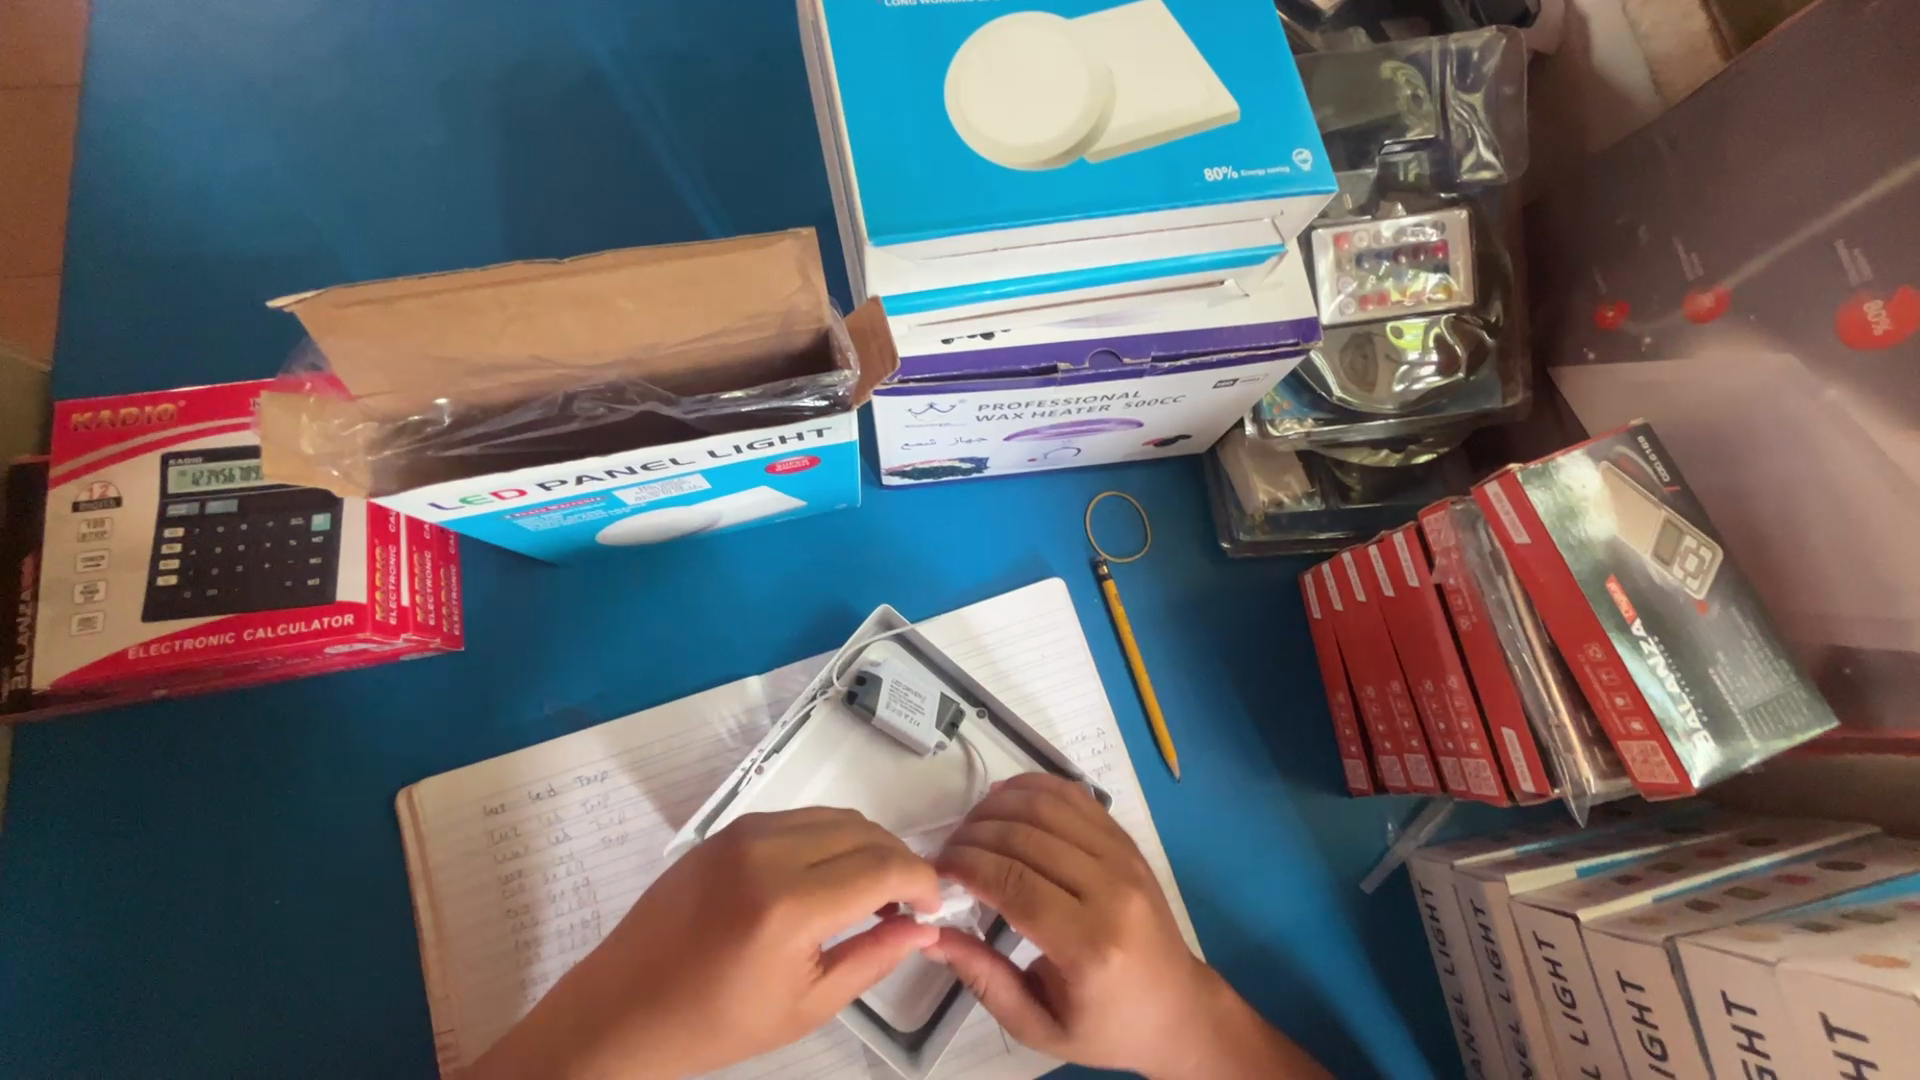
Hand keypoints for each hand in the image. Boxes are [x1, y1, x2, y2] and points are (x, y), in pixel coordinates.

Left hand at [467, 808, 941, 1079]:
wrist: (622, 1008)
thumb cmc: (715, 1023)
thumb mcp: (806, 1005)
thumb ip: (874, 958)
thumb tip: (926, 927)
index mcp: (789, 906)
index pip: (884, 866)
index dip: (921, 880)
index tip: (933, 904)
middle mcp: (770, 852)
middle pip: (865, 832)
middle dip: (898, 861)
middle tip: (903, 903)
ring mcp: (745, 832)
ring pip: (836, 817)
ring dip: (866, 845)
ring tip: (867, 889)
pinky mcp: (728, 828)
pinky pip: (800, 817)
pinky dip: (830, 837)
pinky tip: (825, 875)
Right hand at [930, 774, 1327, 1079]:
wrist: (1177, 1008)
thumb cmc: (1105, 1025)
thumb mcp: (1038, 1026)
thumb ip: (982, 978)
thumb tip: (929, 932)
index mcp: (1090, 945)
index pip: (1015, 883)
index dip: (966, 867)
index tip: (936, 871)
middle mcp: (1112, 891)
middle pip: (1025, 838)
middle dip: (972, 836)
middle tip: (946, 852)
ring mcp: (1123, 857)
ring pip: (1047, 805)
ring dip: (997, 807)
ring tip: (969, 828)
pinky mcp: (1125, 839)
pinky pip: (1073, 795)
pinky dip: (1031, 787)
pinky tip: (1004, 800)